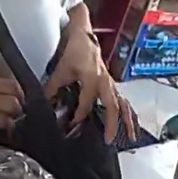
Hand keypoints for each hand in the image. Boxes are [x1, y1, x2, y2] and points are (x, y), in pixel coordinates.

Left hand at [46, 25, 139, 144]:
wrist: (85, 37)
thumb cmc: (75, 52)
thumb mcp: (61, 70)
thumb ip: (53, 88)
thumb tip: (46, 104)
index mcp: (92, 79)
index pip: (86, 104)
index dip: (79, 116)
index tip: (72, 125)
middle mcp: (105, 83)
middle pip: (112, 107)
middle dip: (112, 124)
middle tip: (109, 140)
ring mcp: (111, 84)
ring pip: (123, 105)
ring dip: (127, 121)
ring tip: (130, 138)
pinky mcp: (113, 85)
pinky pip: (124, 101)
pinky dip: (128, 114)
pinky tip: (132, 126)